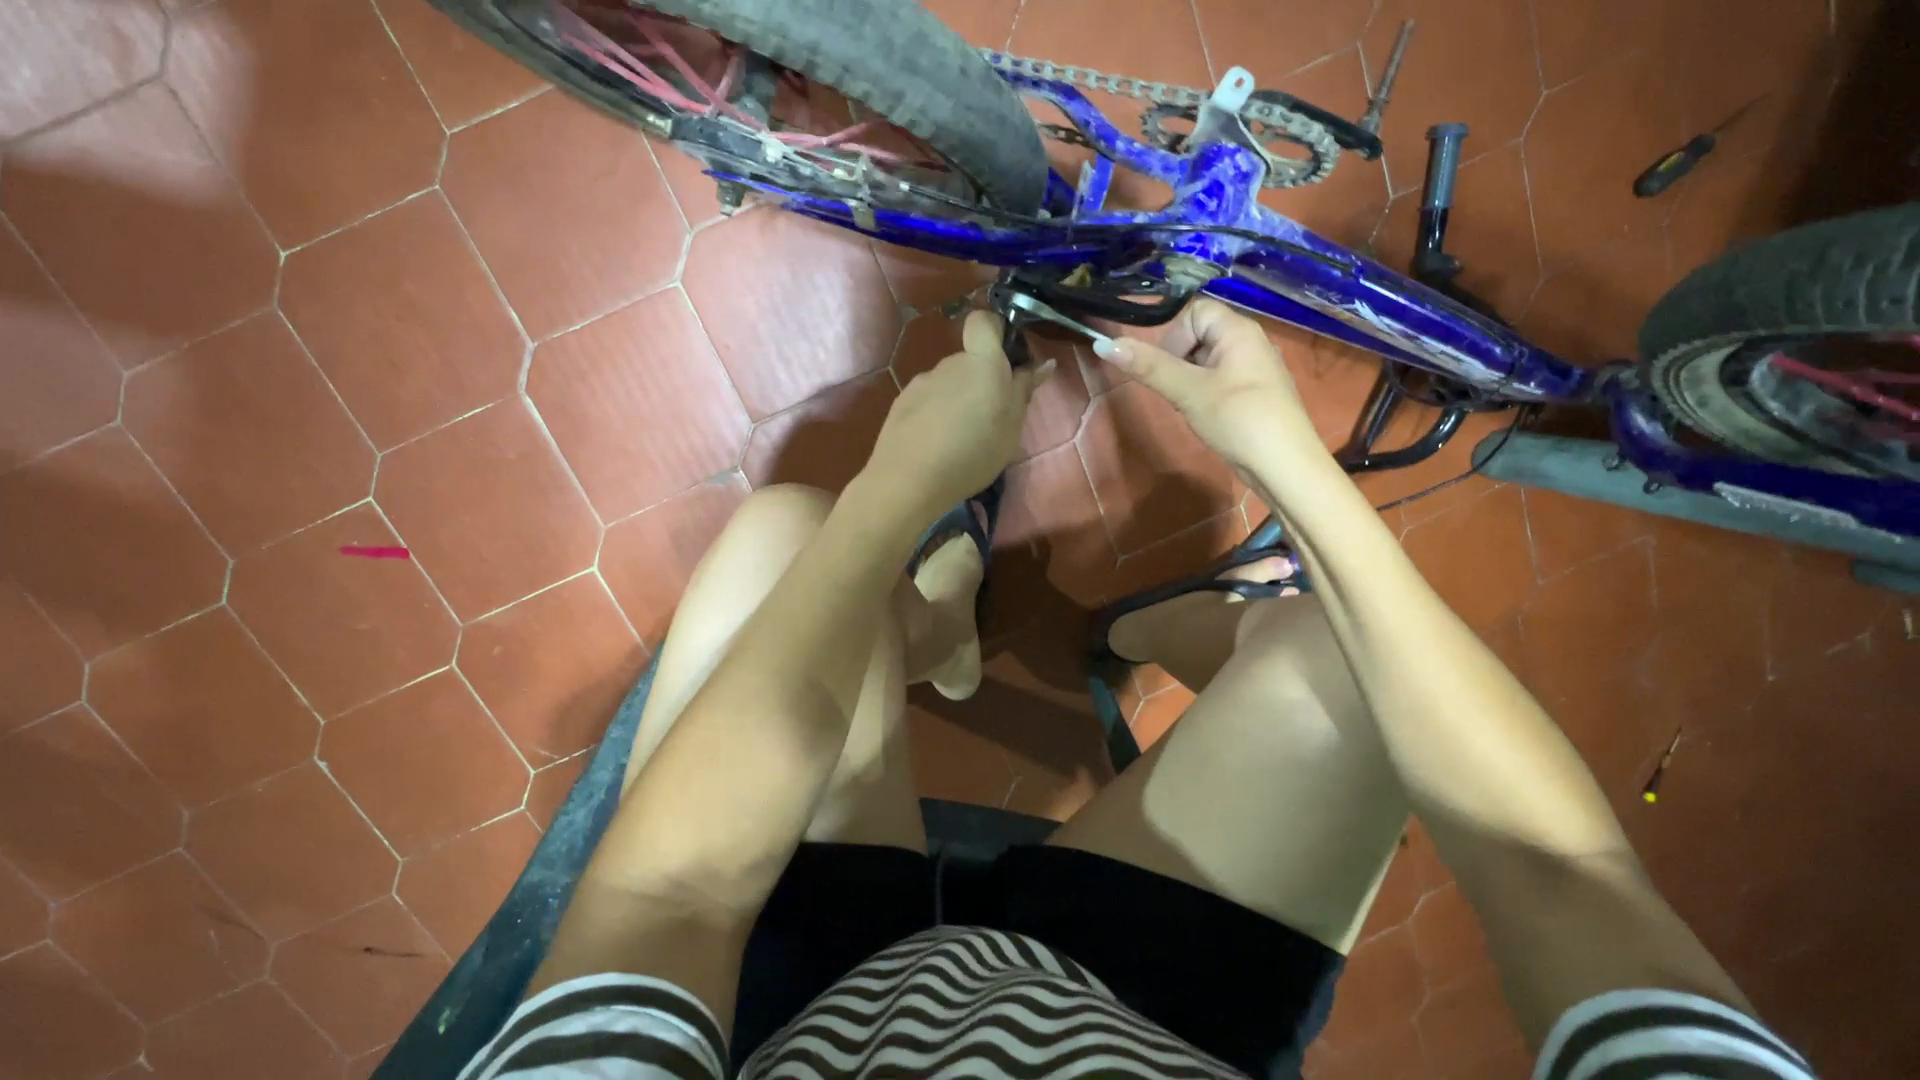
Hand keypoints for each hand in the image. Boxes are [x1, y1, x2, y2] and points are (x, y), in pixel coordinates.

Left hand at [863, 310, 1053, 521]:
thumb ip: (1023, 390)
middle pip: (968, 361)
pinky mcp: (901, 403)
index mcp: (982, 363)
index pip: (984, 322)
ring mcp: (921, 382)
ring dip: (956, 402)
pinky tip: (935, 445)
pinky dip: (934, 416)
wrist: (909, 479)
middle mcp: (949, 364)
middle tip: (990, 420)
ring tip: (960, 440)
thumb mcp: (1011, 427)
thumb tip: (1043, 363)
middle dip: (980, 382)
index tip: (1006, 360)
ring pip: (947, 384)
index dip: (994, 331)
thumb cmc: (973, 452)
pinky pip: (926, 401)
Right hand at [1094, 298, 1322, 471]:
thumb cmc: (1238, 419)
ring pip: (1208, 359)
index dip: (1174, 336)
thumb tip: (1103, 343)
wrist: (1285, 466)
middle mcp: (1250, 341)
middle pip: (1200, 333)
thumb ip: (1148, 367)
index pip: (1194, 311)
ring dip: (1190, 379)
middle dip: (1179, 360)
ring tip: (1193, 406)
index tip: (1168, 369)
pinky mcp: (1255, 393)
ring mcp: (1255, 368)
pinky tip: (1209, 417)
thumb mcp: (1188, 392)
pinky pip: (1221, 379)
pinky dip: (1206, 393)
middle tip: (1178, 391)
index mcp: (1239, 330)